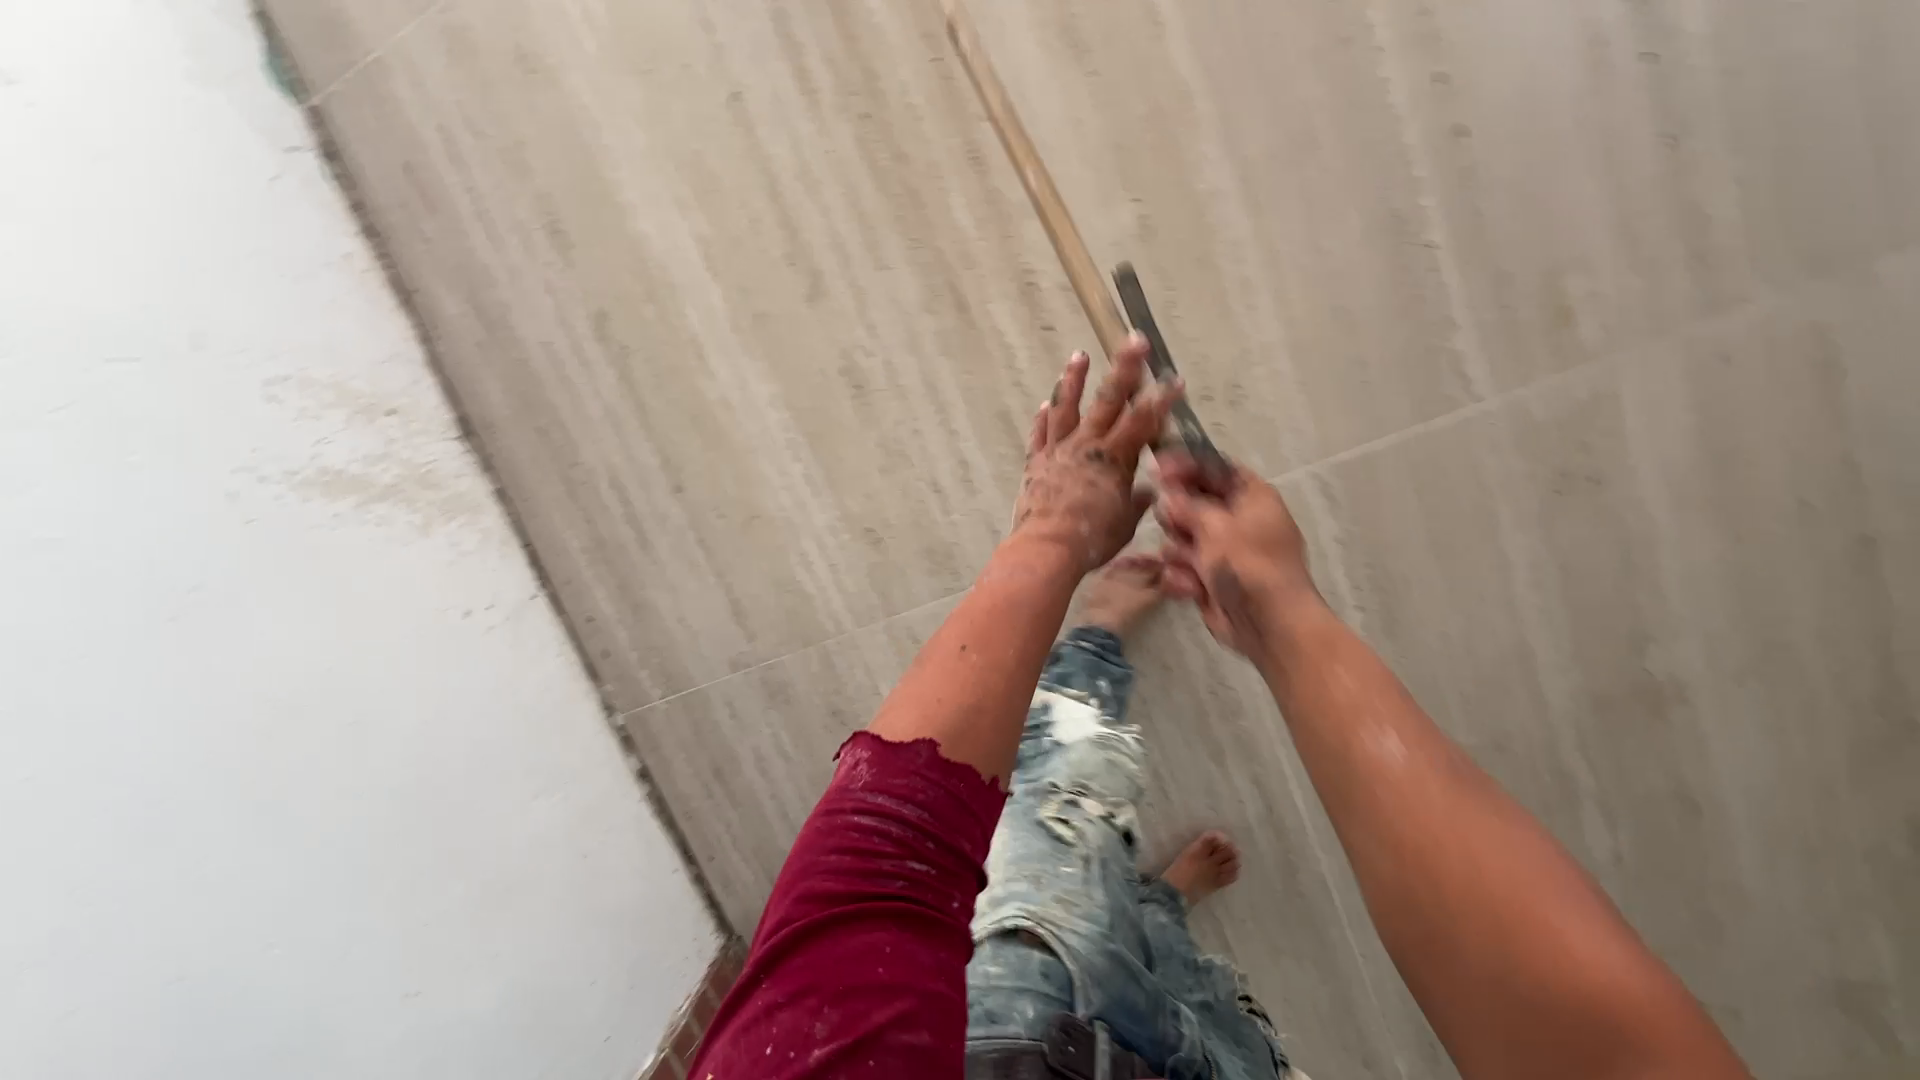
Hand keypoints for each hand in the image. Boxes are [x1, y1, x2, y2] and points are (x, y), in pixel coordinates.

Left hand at [1014, 333, 1182, 571]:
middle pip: (1108, 400)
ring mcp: (1058, 452)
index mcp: (1114, 458)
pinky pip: (1039, 435)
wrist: (1047, 547)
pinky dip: (1043, 418)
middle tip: (1134, 339)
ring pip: (1067, 408)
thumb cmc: (1092, 539)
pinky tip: (1046, 403)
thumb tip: (1146, 489)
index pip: (1144, 420)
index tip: (1175, 379)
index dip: (1161, 399)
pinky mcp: (1035, 463)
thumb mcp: (1125, 523)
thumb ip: (1135, 501)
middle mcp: (1086, 446)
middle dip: (1125, 368)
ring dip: (1074, 380)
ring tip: (1079, 355)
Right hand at [1155, 455, 1325, 658]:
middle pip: (1189, 502)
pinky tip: (1191, 589)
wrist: (1268, 624)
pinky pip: (1180, 567)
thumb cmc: (1249, 564)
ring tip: (1192, 566)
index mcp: (1250, 497)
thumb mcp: (1217, 524)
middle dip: (1177, 516)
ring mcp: (1220, 551)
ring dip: (1179, 552)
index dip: (1185, 465)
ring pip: (1178, 537)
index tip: (1156, 469)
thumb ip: (1186, 503)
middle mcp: (1235, 520)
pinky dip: (1182, 577)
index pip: (1214, 468)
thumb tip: (1166, 493)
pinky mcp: (1207, 578)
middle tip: (1176, 525)